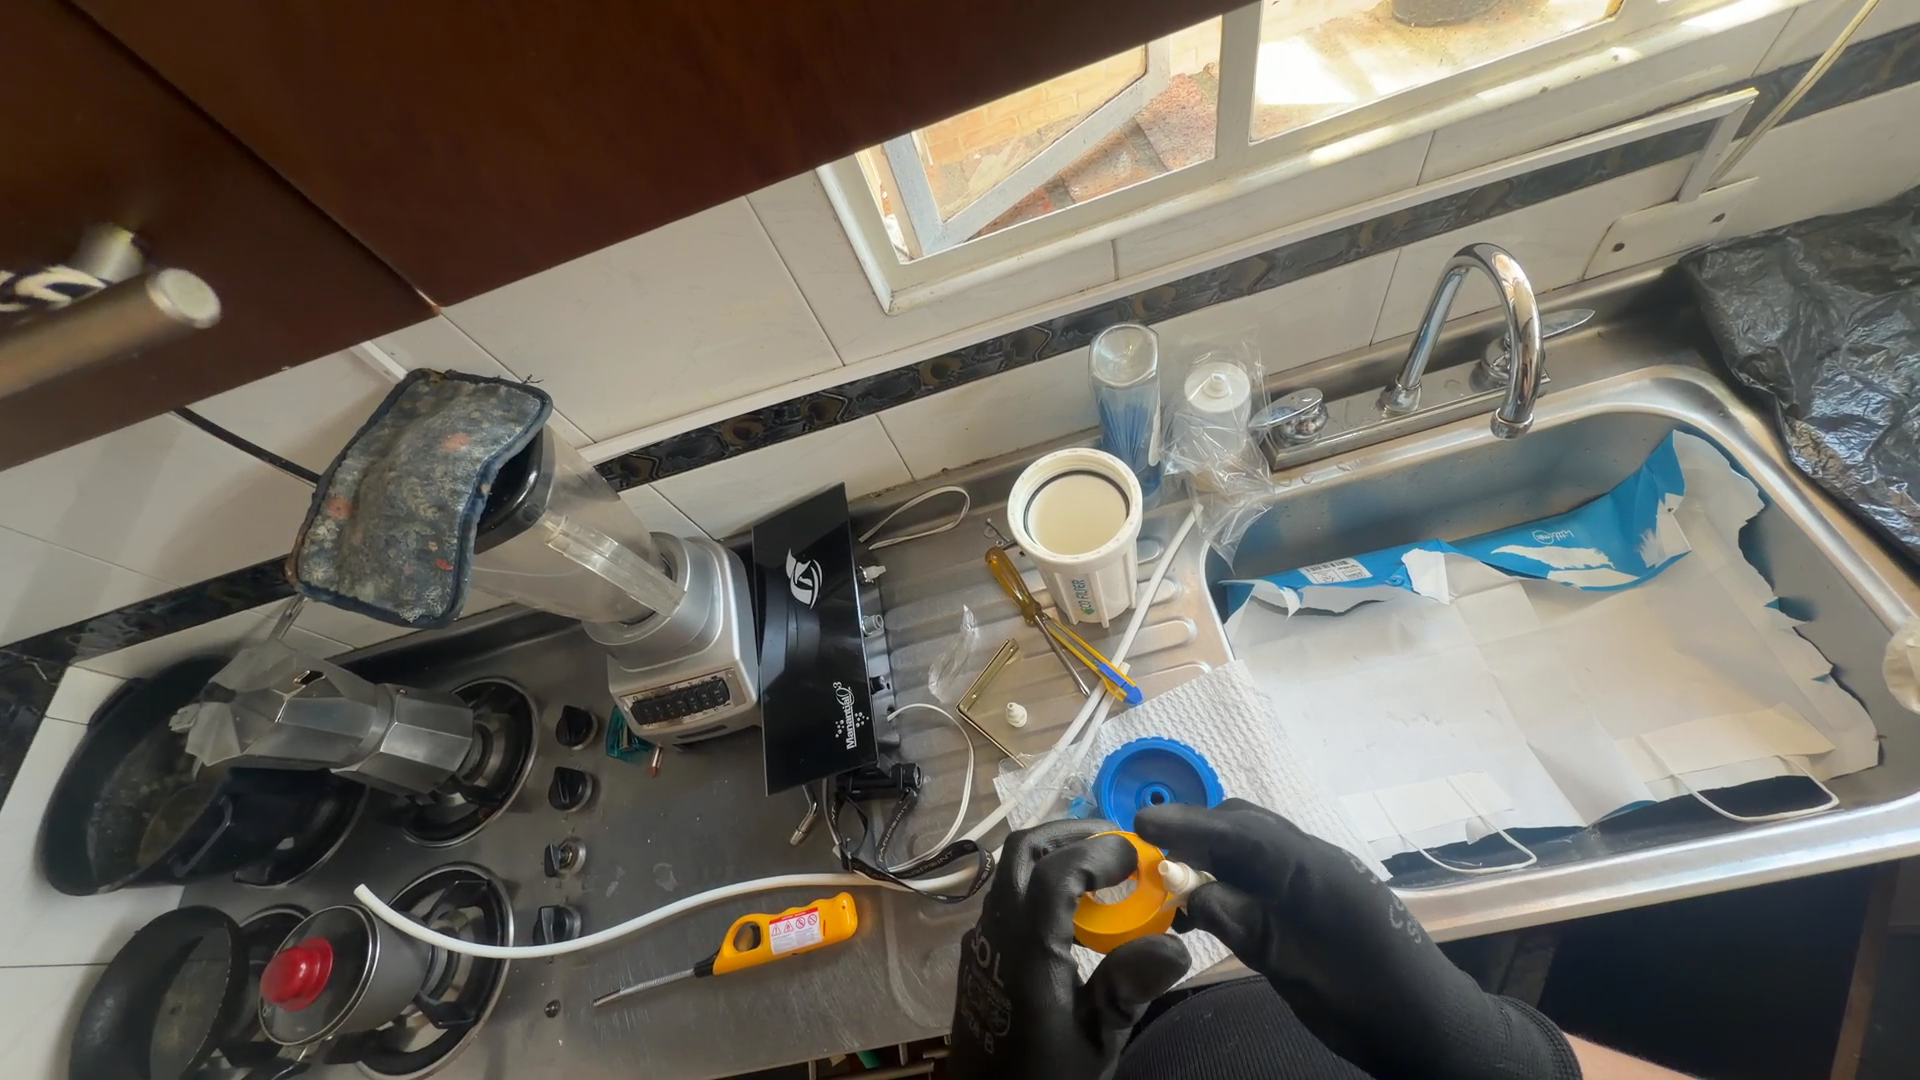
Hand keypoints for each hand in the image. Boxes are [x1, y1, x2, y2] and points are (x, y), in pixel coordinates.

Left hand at [948, 820, 1190, 1079]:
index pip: (1055, 872)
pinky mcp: (978, 948)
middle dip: (1071, 835)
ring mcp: (981, 935)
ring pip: (1011, 869)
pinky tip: (1072, 910)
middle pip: (1024, 850)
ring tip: (1100, 873)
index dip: (1097, 852)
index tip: (1137, 856)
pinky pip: (1007, 894)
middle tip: (1116, 844)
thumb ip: (1128, 987)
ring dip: (1054, 855)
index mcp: (1026, 949)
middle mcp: (996, 928)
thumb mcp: (1096, 1042)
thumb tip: (1176, 944)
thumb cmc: (1045, 1078)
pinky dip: (1039, 880)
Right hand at [1135, 799, 1579, 1079]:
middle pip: (1242, 822)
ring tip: (1178, 875)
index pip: (1236, 830)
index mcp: (1309, 870)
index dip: (1186, 824)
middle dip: (1194, 831)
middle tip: (1152, 855)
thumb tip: (1185, 890)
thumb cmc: (1364, 1002)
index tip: (1141, 825)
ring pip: (1254, 837)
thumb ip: (1238, 922)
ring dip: (1213, 847)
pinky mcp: (1321, 885)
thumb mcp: (1292, 969)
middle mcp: (1313, 854)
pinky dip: (1234, 866)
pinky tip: (1218, 895)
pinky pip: (1267, 858)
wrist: (1438, 1030)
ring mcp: (1320, 867)